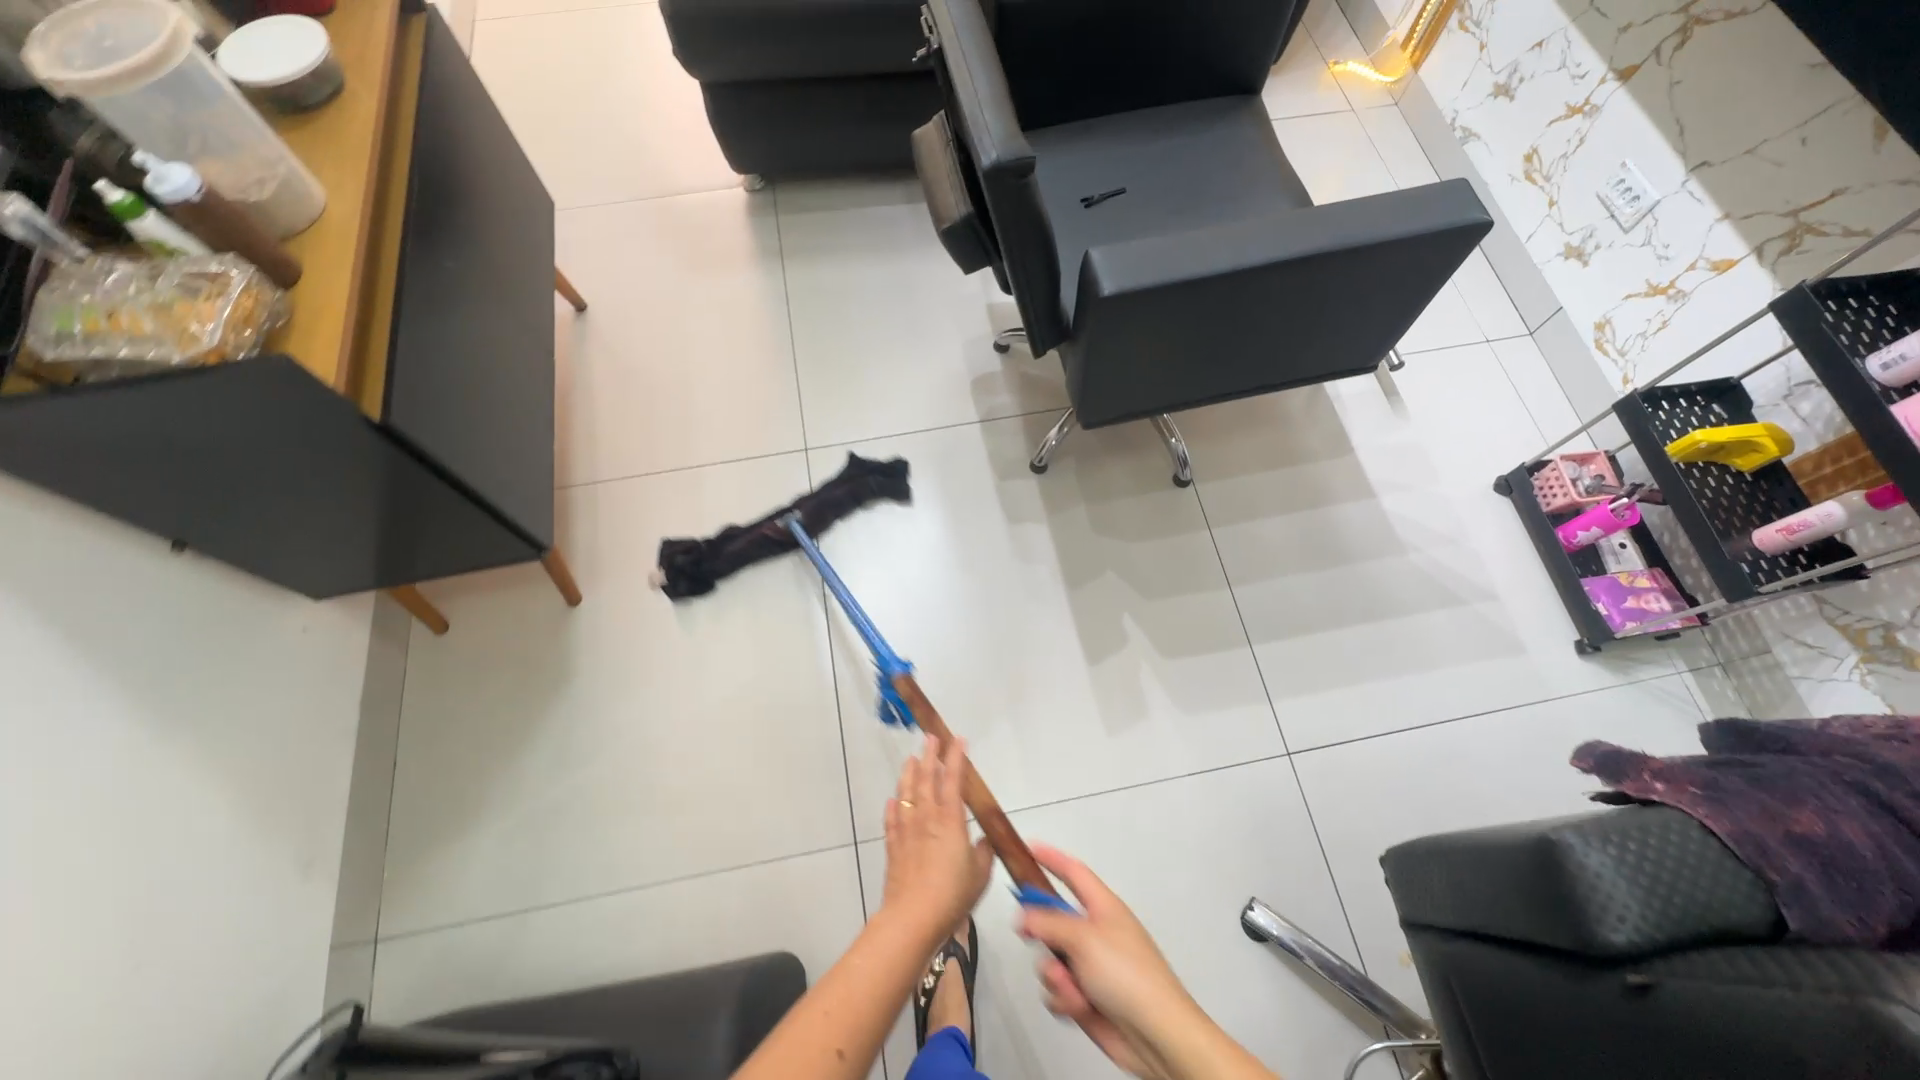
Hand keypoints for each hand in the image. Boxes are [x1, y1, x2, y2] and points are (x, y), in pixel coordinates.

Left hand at [879, 736, 993, 942]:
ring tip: (911, 760)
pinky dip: (893, 807)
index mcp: (951, 821)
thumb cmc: (952, 895)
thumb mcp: (980, 875)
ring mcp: (907, 831)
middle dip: (930, 757)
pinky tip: (892, 800)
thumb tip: (981, 841)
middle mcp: (927, 819)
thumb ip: (982, 853)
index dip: (956, 759)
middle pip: (926, 780)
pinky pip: (892, 820)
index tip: (958, 740)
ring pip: (906, 795)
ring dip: (909, 775)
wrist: (913, 917)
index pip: (954, 781)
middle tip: (930, 738)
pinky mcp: (893, 847)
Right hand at [1018, 846, 1197, 1079]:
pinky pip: (1058, 989)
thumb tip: (1023, 915)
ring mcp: (1091, 967)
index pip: (1073, 873)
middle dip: (1042, 935)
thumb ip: (1047, 921)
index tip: (1027, 848)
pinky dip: (1063, 998)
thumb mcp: (1084, 937)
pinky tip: (1078, 1008)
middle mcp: (1096, 933)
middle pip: (1053, 921)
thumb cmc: (1125, 973)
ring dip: (1056, 976)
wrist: (1155, 1034)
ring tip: (1072, 989)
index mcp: (1104, 908)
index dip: (1051, 859)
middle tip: (1029, 937)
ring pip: (1051, 959)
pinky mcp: (1086, 997)